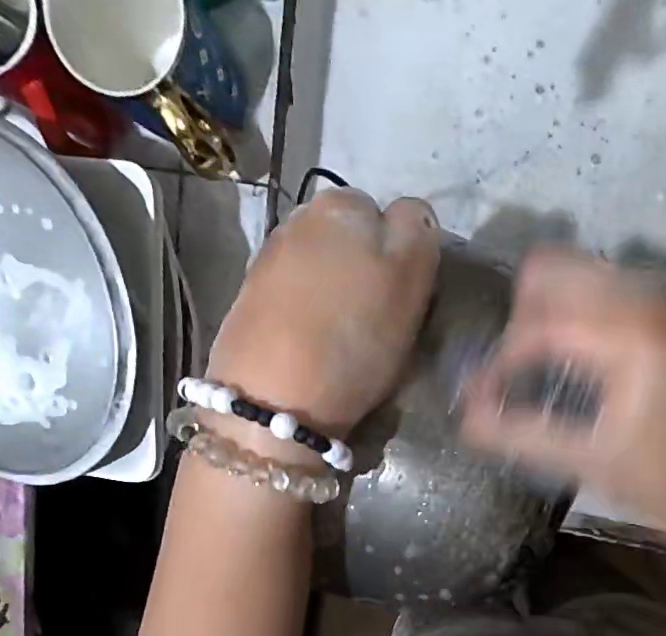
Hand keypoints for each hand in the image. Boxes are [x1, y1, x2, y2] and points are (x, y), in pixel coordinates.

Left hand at [205, 189, 440, 436]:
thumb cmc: (353, 343)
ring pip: (323, 261)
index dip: (406, 259)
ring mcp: (272, 253)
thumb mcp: (409, 283)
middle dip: (364, 265)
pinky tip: (304, 339)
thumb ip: (415, 234)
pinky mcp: (249, 291)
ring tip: (334, 331)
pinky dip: (303, 305)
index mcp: (349, 206)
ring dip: (332, 284)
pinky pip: (293, 288)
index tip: (403, 297)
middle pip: (355, 237)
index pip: (400, 218)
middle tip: (370, 315)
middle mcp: (305, 216)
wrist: (271, 399)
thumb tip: (408, 218)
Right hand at [459, 249, 665, 560]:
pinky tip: (563, 354)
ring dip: (542, 310)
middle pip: (556, 271)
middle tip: (508, 371)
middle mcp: (649, 302)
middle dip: (521, 320)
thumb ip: (521, 435)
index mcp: (633, 340)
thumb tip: (465, 418)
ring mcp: (661, 298)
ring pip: (576, 271)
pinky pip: (599, 283)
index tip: (477, 395)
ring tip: (529, 364)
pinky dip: (569, 308)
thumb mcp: (585, 463)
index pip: (541, 326)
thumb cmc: (660, 478)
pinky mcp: (664, 307)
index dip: (501, 358)